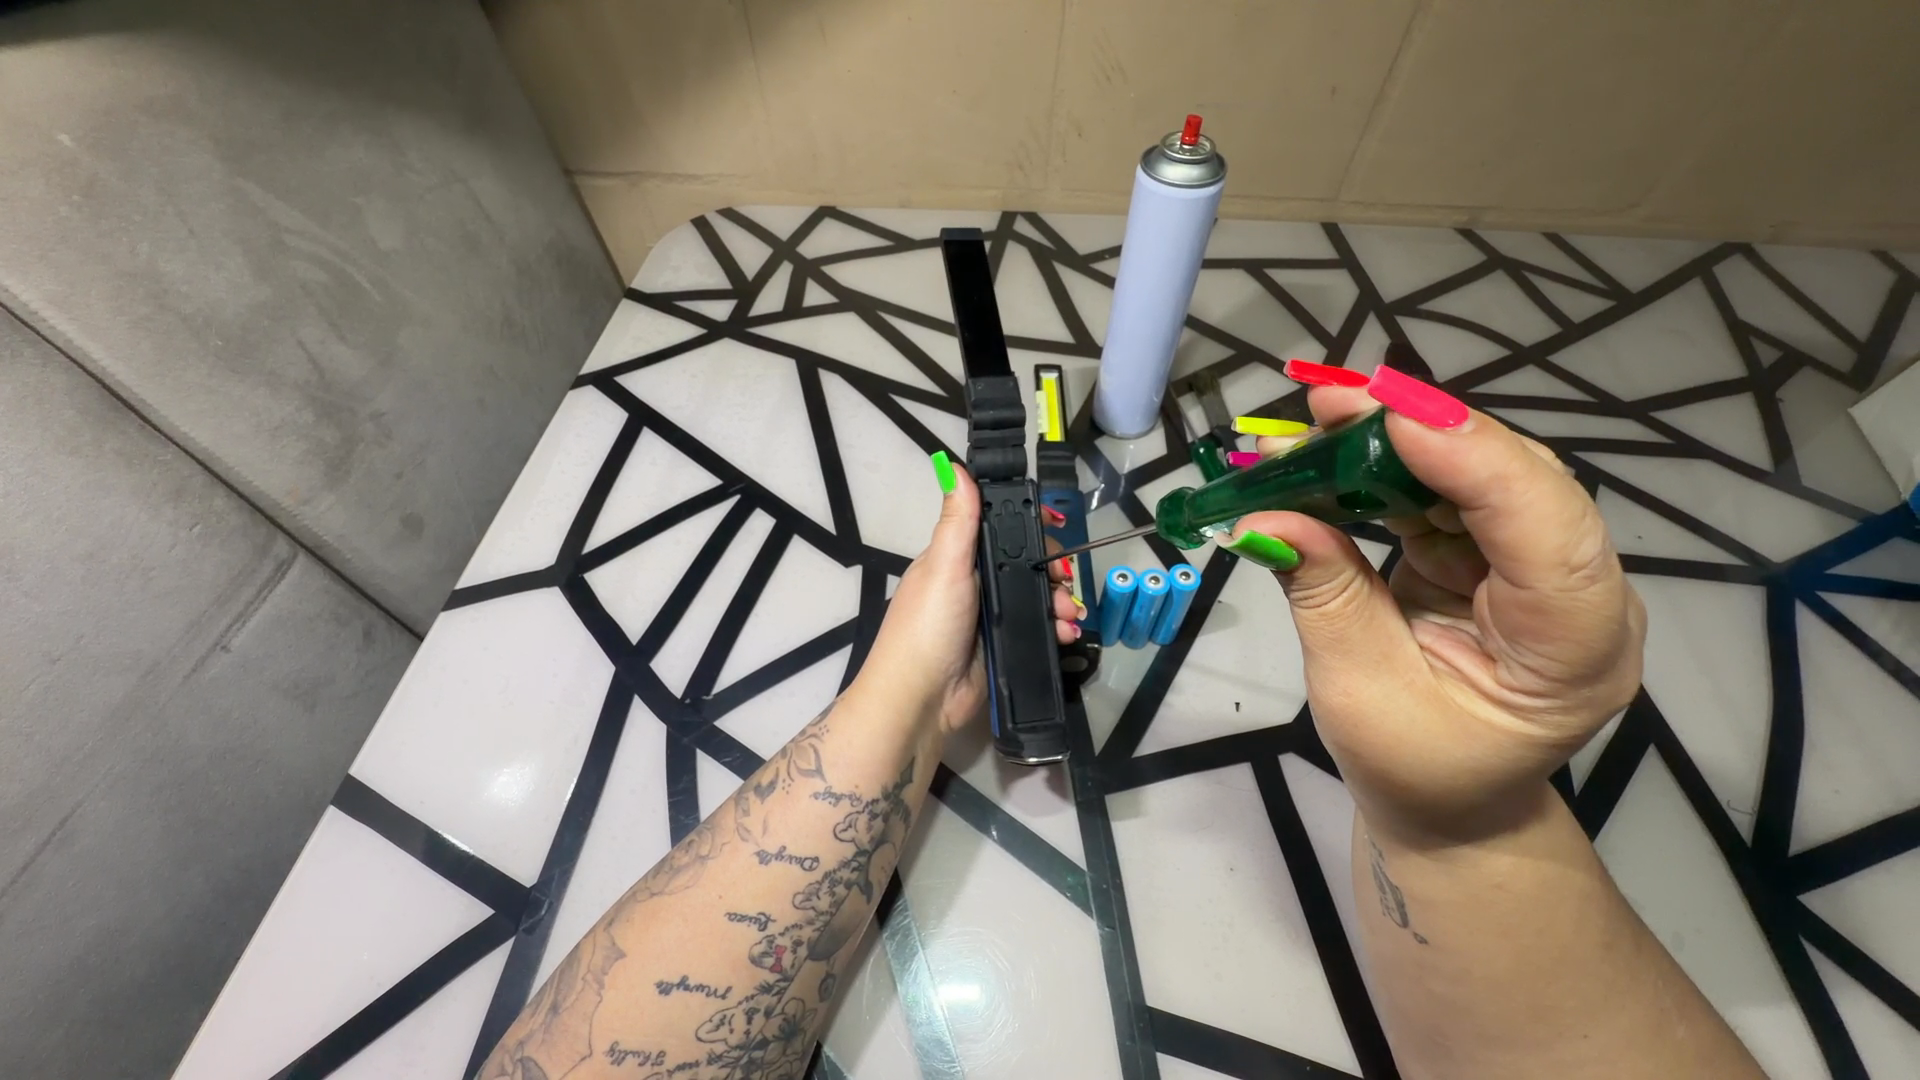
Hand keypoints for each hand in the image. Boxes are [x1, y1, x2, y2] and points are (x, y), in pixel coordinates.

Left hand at [858, 465, 1081, 734]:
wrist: (922, 698)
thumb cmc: (929, 623)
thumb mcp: (943, 565)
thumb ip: (958, 520)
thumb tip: (953, 464)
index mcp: (957, 559)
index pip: (1002, 531)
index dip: (1031, 528)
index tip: (1056, 530)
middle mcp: (976, 584)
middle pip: (1027, 566)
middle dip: (1054, 571)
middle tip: (1066, 582)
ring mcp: (991, 618)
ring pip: (1038, 598)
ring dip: (1061, 603)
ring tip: (1069, 615)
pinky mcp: (1004, 648)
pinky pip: (1038, 630)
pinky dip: (1056, 629)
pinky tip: (1066, 634)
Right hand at [1233, 386, 1644, 845]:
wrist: (1451, 805)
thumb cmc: (1414, 768)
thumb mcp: (1358, 689)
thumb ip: (1324, 596)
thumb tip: (1261, 519)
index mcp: (1572, 651)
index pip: (1548, 536)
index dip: (1476, 465)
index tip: (1390, 415)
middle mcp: (1574, 593)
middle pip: (1518, 485)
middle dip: (1423, 432)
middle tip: (1331, 401)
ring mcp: (1532, 568)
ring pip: (1476, 476)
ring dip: (1392, 442)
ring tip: (1316, 419)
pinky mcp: (1489, 556)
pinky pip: (1440, 496)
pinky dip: (1381, 471)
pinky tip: (1329, 454)